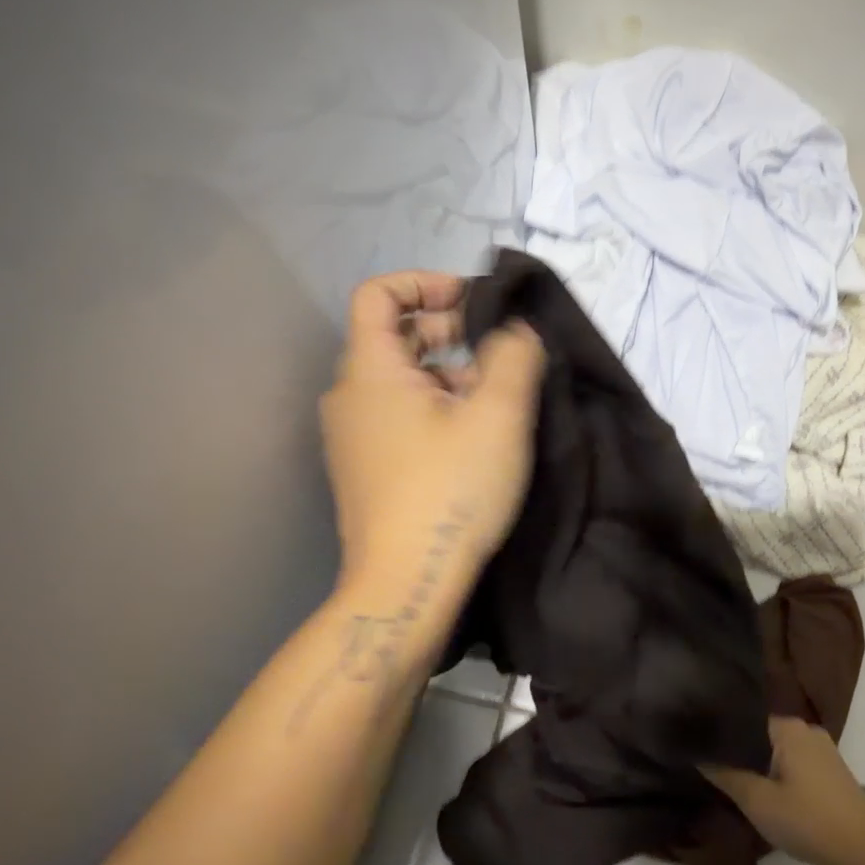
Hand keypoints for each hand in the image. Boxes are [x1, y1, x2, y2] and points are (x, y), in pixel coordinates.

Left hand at [320, 271, 545, 588]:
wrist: (405, 582)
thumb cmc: (450, 490)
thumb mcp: (499, 416)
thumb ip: (514, 357)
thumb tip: (516, 330)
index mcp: (369, 370)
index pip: (379, 293)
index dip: (427, 282)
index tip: (477, 303)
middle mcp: (349, 396)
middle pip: (393, 337)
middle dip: (449, 332)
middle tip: (500, 353)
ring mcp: (352, 439)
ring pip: (400, 382)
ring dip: (448, 375)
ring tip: (497, 402)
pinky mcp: (364, 472)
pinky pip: (397, 418)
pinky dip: (434, 410)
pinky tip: (474, 442)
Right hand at [702, 717, 864, 864]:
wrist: (861, 851)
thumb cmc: (806, 820)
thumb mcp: (757, 800)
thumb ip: (726, 775)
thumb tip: (700, 755)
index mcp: (790, 727)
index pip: (745, 718)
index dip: (722, 733)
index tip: (699, 746)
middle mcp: (808, 730)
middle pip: (762, 734)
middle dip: (739, 751)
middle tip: (710, 766)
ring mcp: (824, 751)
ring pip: (779, 751)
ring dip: (759, 765)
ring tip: (730, 780)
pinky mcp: (831, 771)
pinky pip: (795, 763)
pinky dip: (778, 774)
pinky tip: (764, 792)